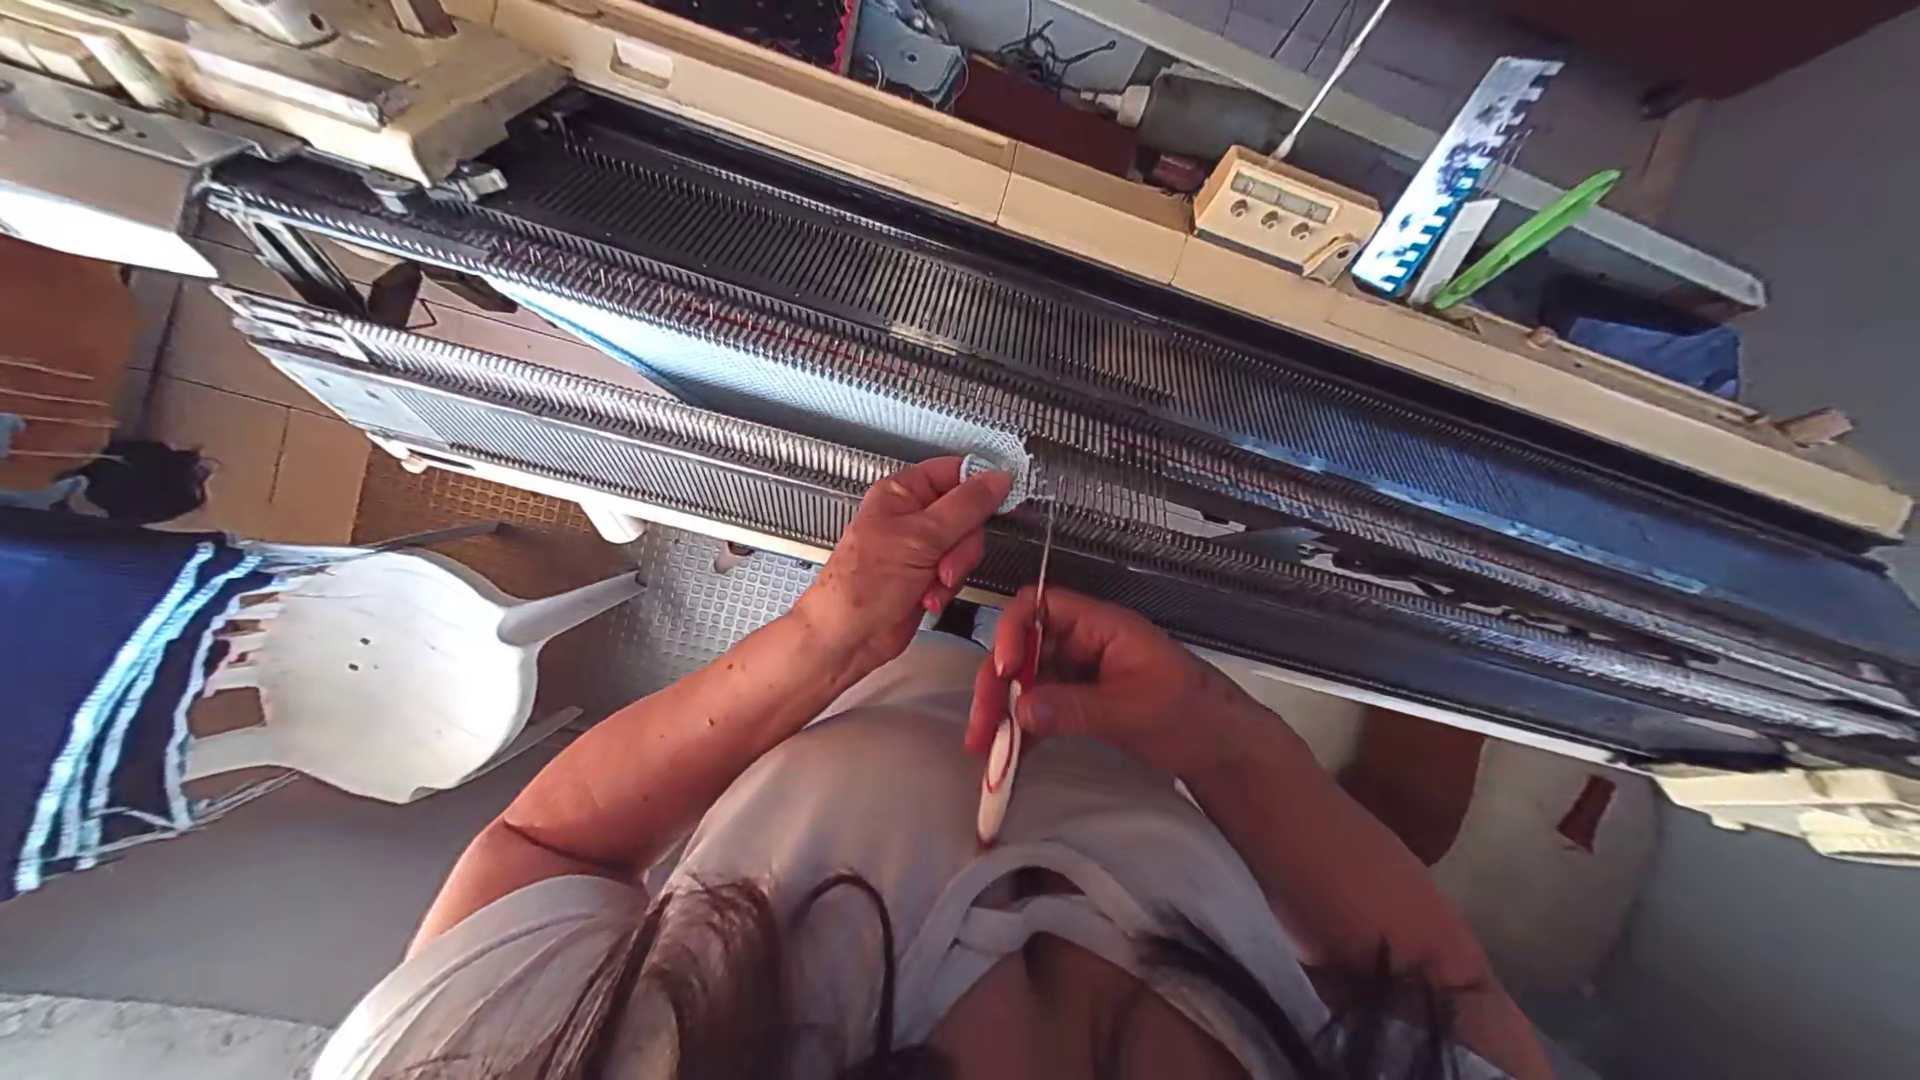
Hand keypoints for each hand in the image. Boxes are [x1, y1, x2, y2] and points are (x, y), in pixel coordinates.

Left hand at [795, 457, 1011, 675]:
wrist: (850, 637)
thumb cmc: (862, 586)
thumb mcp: (921, 537)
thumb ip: (966, 506)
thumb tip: (997, 479)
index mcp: (902, 493)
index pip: (954, 472)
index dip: (979, 486)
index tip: (997, 501)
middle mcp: (912, 517)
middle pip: (967, 514)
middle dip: (962, 544)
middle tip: (945, 559)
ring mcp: (920, 548)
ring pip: (965, 547)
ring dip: (954, 570)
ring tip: (932, 582)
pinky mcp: (927, 575)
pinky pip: (957, 572)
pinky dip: (947, 588)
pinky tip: (927, 597)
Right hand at [966, 586, 1257, 777]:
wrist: (1221, 748)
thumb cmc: (1194, 712)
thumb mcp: (1135, 710)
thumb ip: (1076, 708)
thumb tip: (1022, 708)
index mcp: (1100, 625)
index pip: (1040, 606)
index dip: (1013, 631)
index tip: (1004, 669)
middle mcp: (1082, 643)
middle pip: (1022, 648)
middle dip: (997, 683)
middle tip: (982, 723)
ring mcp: (1078, 672)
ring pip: (1024, 681)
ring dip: (1001, 710)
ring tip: (986, 747)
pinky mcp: (1076, 700)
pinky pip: (1038, 707)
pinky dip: (1020, 728)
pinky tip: (1009, 753)